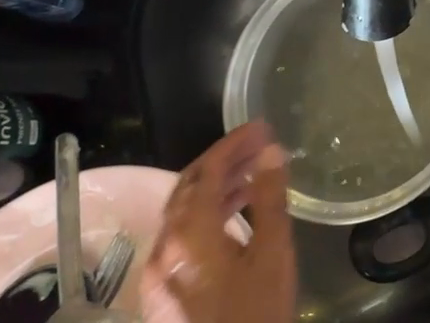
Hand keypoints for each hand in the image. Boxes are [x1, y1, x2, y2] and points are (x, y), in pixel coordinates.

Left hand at [140, 122, 295, 322]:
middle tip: (257, 144)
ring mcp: (157, 274)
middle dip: (222, 161)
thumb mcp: (272, 254)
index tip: (262, 126)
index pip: (207, 173)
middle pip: (187, 189)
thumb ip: (269, 199)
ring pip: (181, 213)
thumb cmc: (256, 315)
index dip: (233, 144)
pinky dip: (205, 213)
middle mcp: (164, 249)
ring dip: (214, 187)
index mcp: (190, 236)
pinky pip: (180, 236)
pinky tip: (232, 215)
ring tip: (252, 173)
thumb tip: (268, 151)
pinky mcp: (161, 293)